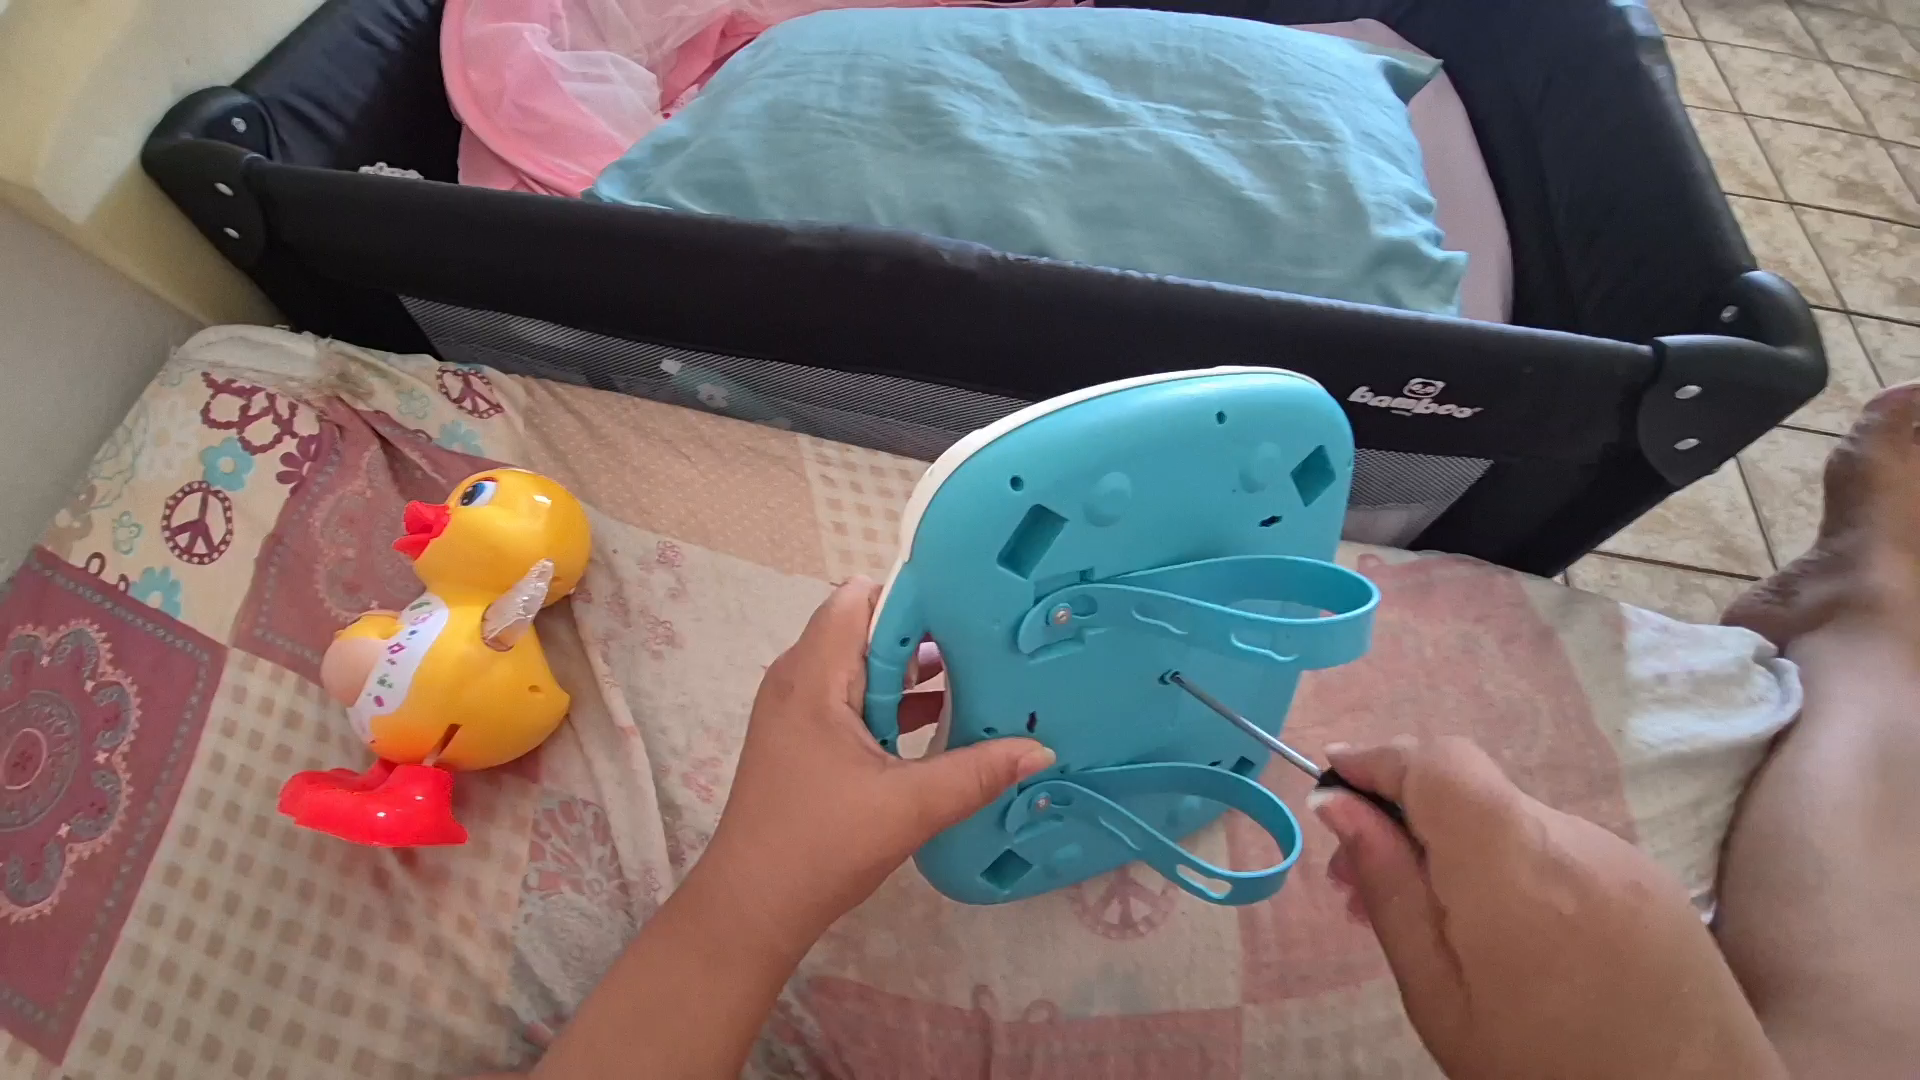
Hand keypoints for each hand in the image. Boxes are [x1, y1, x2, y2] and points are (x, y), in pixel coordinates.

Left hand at [693, 578, 1055, 958]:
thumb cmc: (820, 847)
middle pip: (864, 625)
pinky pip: (854, 693)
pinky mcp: (807, 733)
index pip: (859, 598)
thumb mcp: (908, 807)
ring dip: (910, 668)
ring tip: (975, 671)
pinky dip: (893, 697)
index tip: (969, 606)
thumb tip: (1041, 749)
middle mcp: (800, 677)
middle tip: (983, 639)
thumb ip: (977, 772)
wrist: (751, 908)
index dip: (913, 595)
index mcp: (814, 676)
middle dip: (922, 630)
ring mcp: (800, 706)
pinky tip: (942, 716)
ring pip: (861, 661)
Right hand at [1315, 737, 1785, 1079]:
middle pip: (1463, 786)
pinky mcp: (1646, 876)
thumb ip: (1388, 887)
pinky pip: (1543, 840)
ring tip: (1420, 911)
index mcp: (1520, 877)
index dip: (1380, 759)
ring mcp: (1621, 856)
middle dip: (1397, 810)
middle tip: (1352, 877)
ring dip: (1445, 839)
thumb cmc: (1546, 1073)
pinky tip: (1488, 921)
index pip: (1441, 763)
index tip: (1333, 787)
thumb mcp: (1439, 996)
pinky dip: (1495, 858)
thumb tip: (1334, 802)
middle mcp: (1577, 846)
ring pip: (1499, 813)